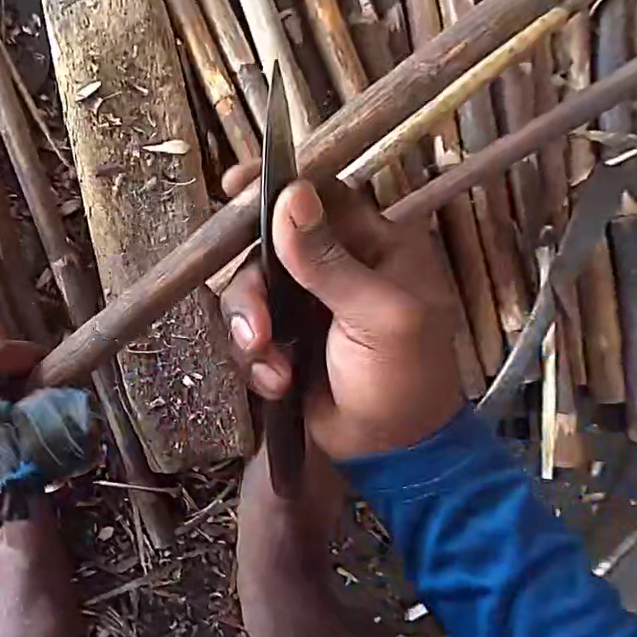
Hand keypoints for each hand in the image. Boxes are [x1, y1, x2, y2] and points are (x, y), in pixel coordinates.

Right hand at [219, 166, 462, 458]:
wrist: (388, 450)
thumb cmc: (404, 377)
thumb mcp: (377, 315)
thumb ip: (328, 259)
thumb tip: (290, 196)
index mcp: (373, 245)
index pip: (321, 195)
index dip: (276, 186)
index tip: (232, 185)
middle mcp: (332, 265)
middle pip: (265, 248)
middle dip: (252, 291)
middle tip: (254, 331)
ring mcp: (301, 302)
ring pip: (246, 291)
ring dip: (249, 330)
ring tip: (270, 365)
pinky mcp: (278, 336)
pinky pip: (244, 330)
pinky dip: (254, 358)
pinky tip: (276, 382)